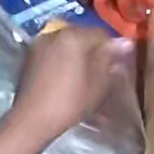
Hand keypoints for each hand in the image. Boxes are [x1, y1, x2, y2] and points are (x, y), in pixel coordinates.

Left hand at [7, 26, 132, 143]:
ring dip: (75, 54)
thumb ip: (109, 59)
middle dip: (92, 50)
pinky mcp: (28, 56)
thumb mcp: (98, 83)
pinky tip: (63, 77)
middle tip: (99, 71)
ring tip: (81, 75)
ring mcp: (39, 44)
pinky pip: (52, 52)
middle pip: (81, 36)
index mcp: (74, 36)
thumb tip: (125, 42)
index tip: (114, 65)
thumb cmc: (69, 102)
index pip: (101, 34)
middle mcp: (54, 33)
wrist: (31, 119)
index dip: (111, 49)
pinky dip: (60, 59)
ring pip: (65, 44)